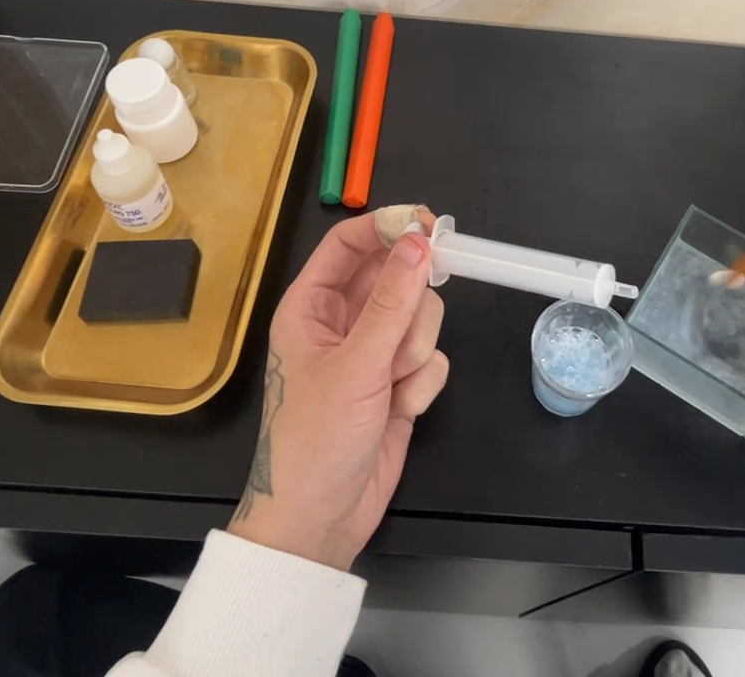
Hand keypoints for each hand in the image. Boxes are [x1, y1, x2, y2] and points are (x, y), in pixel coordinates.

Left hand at [227, 206, 448, 569]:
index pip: (349, 243)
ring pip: (421, 317)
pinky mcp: (400, 381)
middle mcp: (345, 321)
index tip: (429, 225)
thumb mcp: (355, 366)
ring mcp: (375, 352)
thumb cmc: (316, 438)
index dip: (388, 227)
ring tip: (391, 385)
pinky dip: (422, 383)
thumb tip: (420, 242)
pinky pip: (431, 357)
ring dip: (414, 351)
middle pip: (397, 277)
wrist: (321, 519)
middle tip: (404, 331)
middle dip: (409, 306)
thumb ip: (392, 302)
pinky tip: (399, 410)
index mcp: (313, 305)